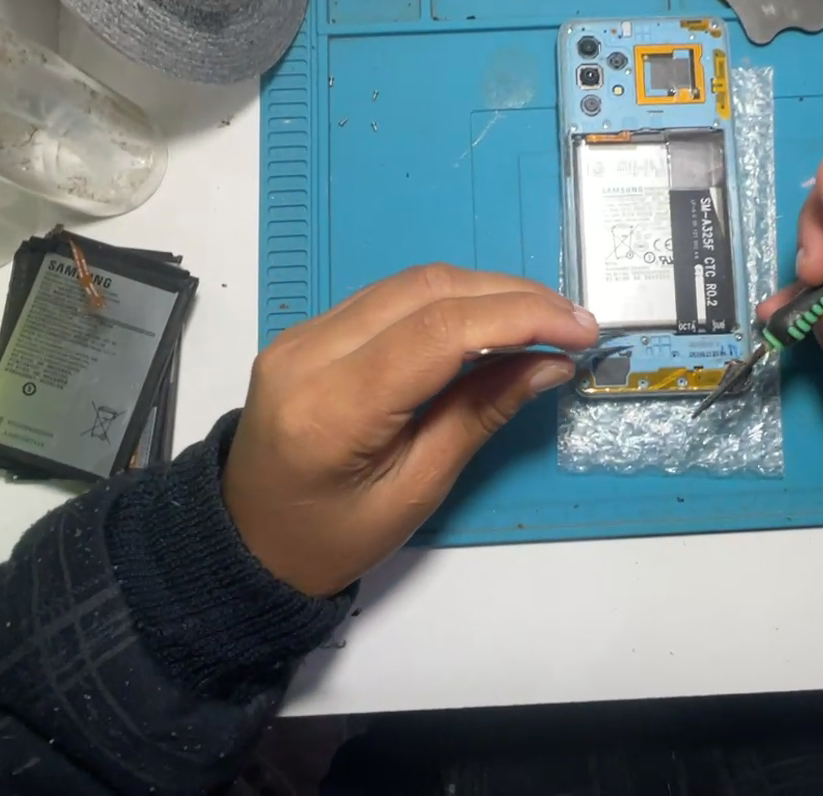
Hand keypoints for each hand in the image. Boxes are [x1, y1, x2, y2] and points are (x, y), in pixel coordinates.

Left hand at [225, 264, 598, 596]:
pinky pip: (392, 296)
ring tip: (545, 316)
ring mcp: (303, 332)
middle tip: (573, 319)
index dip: (518, 318)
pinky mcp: (310, 328)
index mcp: (332, 409)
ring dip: (486, 290)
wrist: (243, 540)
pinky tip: (490, 318)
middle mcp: (309, 352)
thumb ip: (479, 415)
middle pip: (428, 289)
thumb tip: (549, 363)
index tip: (579, 330)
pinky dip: (452, 299)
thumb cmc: (330, 539)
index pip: (438, 333)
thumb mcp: (414, 492)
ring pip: (412, 282)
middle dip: (512, 296)